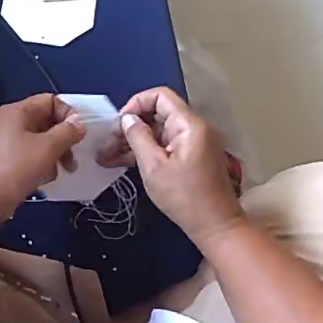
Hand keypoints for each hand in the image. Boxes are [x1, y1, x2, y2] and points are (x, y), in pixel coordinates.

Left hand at [0, 93, 83, 216]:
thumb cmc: (16, 167)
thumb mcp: (48, 147)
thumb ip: (68, 132)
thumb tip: (79, 122)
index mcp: (17, 111)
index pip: (49, 100)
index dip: (67, 113)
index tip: (77, 132)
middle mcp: (10, 123)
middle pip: (46, 121)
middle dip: (63, 138)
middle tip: (72, 154)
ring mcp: (6, 142)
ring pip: (40, 141)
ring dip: (55, 154)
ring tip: (62, 169)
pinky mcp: (6, 160)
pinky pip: (31, 156)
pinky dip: (41, 164)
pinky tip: (44, 177)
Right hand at [101, 86, 243, 242]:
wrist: (215, 226)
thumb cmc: (183, 196)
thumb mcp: (153, 166)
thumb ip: (138, 137)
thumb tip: (127, 119)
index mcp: (189, 125)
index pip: (160, 96)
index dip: (135, 104)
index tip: (118, 125)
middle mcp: (194, 128)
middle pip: (157, 113)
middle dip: (130, 126)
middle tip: (107, 144)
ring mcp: (193, 142)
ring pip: (157, 131)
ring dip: (132, 141)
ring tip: (106, 156)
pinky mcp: (190, 156)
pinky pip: (163, 144)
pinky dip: (144, 150)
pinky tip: (121, 162)